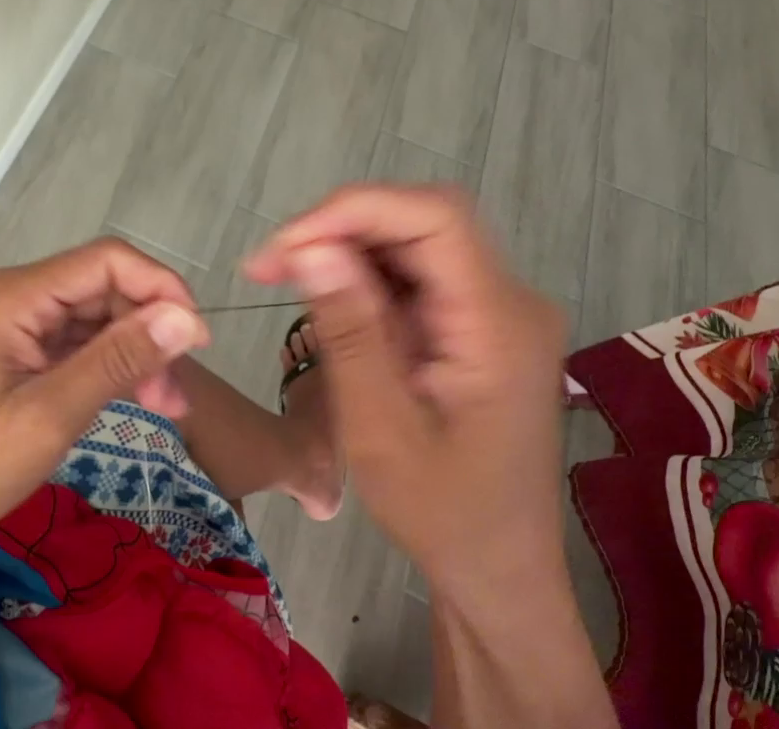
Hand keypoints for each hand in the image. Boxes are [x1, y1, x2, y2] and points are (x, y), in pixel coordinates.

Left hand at [0, 237, 208, 560]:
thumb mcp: (51, 415)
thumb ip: (118, 362)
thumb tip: (186, 318)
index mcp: (16, 297)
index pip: (107, 261)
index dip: (160, 288)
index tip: (196, 341)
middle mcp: (19, 297)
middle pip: (107, 288)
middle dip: (150, 331)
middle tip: (177, 395)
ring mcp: (21, 324)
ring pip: (101, 318)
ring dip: (138, 354)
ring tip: (166, 408)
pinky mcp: (26, 351)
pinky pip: (84, 343)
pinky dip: (115, 368)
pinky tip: (140, 400)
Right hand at [243, 184, 568, 600]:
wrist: (496, 567)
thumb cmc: (440, 510)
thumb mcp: (378, 425)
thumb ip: (349, 330)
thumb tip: (310, 247)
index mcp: (498, 322)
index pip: (434, 217)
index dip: (352, 211)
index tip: (282, 248)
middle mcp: (509, 301)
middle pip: (423, 221)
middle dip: (339, 227)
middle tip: (269, 266)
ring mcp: (496, 311)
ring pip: (414, 242)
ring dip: (345, 249)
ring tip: (282, 280)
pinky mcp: (475, 326)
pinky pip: (415, 276)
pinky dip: (362, 278)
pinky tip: (325, 303)